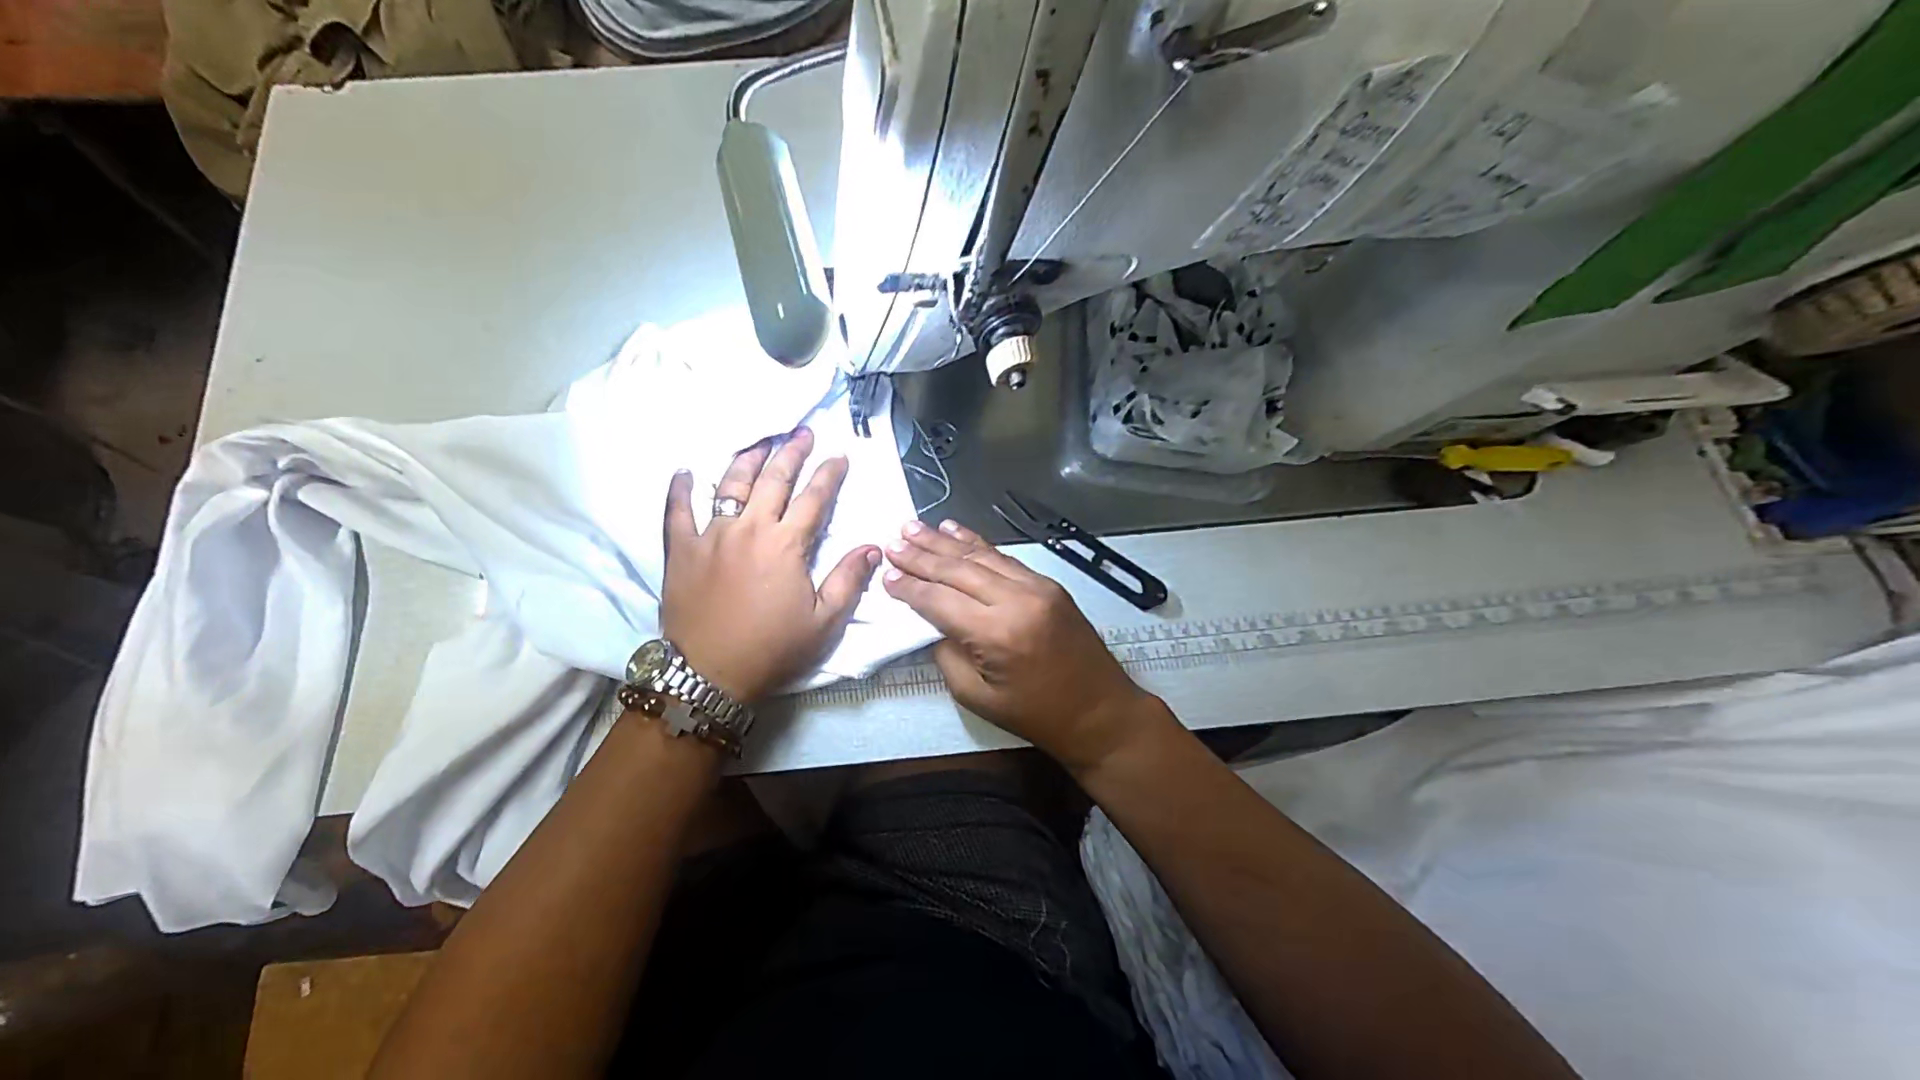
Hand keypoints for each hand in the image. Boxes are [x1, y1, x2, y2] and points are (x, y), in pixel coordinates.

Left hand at [661, 427, 880, 701]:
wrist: (709, 675)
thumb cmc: (772, 649)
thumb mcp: (824, 622)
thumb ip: (848, 580)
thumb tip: (873, 547)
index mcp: (786, 544)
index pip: (815, 498)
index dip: (830, 474)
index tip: (840, 455)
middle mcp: (749, 528)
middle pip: (774, 479)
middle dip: (792, 452)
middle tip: (803, 433)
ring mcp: (711, 535)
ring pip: (730, 484)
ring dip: (747, 458)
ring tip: (760, 442)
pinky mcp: (681, 550)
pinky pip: (677, 510)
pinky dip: (680, 489)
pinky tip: (685, 471)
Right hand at [881, 518, 1169, 771]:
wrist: (1100, 711)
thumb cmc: (1036, 714)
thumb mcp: (978, 696)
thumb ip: (948, 654)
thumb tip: (932, 621)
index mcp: (997, 633)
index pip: (940, 600)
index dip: (910, 587)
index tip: (885, 574)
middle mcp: (1017, 599)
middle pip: (958, 569)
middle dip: (922, 556)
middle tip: (893, 541)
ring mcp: (1037, 587)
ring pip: (981, 556)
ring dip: (945, 541)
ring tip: (914, 528)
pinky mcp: (1049, 585)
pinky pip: (1005, 558)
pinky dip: (978, 544)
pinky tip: (955, 531)